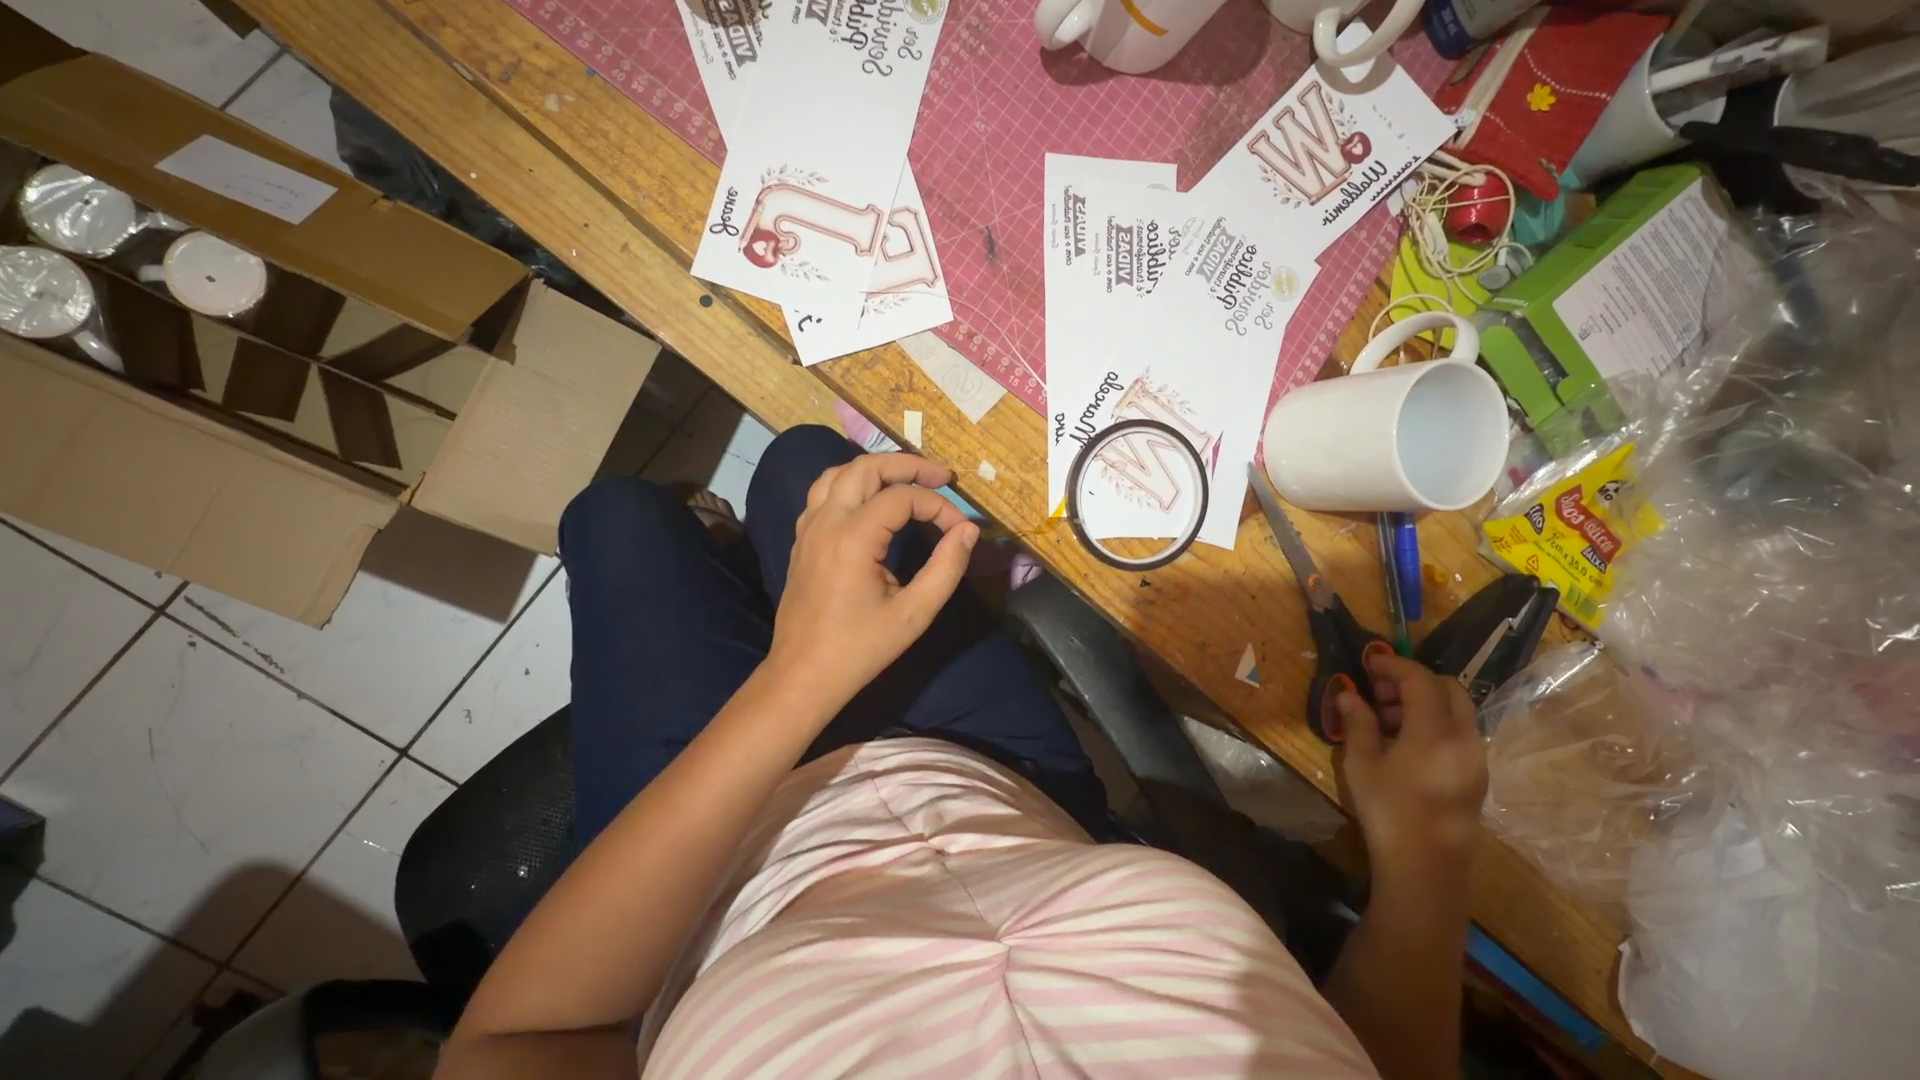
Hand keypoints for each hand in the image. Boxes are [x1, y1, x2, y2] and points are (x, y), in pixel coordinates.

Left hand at [767, 453, 978, 711]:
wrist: (804, 674)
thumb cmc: (860, 649)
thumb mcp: (914, 614)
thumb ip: (946, 568)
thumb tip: (968, 531)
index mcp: (853, 537)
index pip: (903, 497)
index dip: (938, 506)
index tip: (960, 530)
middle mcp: (826, 522)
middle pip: (866, 467)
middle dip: (907, 465)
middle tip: (942, 476)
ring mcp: (808, 528)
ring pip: (839, 473)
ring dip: (876, 469)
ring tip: (908, 480)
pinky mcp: (801, 540)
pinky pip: (823, 493)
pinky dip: (851, 485)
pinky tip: (871, 502)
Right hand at [1335, 653, 1487, 880]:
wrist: (1426, 867)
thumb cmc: (1388, 811)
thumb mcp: (1362, 765)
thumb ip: (1358, 724)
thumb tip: (1349, 694)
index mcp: (1434, 730)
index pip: (1420, 679)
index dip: (1394, 665)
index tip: (1369, 663)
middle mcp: (1464, 737)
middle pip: (1448, 689)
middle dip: (1415, 682)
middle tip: (1381, 691)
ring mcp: (1476, 758)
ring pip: (1458, 711)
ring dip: (1426, 703)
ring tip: (1389, 720)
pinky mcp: (1478, 777)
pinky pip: (1461, 734)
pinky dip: (1437, 724)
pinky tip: (1408, 745)